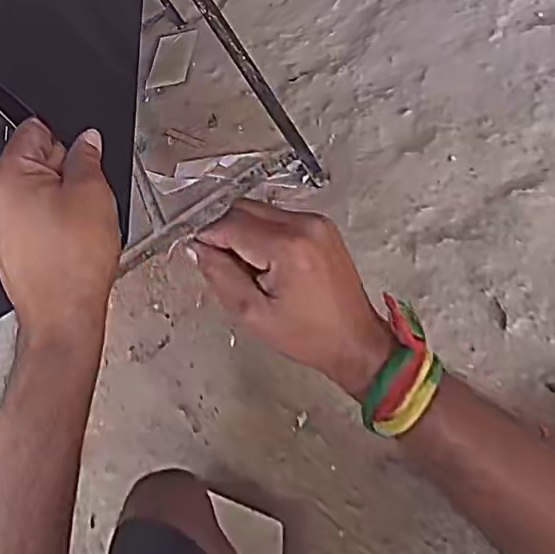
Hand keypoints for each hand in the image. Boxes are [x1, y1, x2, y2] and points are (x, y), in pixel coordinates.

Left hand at [0, 118, 120, 354]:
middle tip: (81, 197)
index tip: (80, 159)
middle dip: (61, 170)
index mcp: (4, 175)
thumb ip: (87, 155)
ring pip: (34, 187)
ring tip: (76, 223)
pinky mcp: (4, 242)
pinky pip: (30, 213)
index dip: (64, 140)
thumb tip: (87, 139)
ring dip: (57, 196)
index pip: (34, 130)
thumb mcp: (92, 193)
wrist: (63, 317)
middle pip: (33, 158)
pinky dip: (50, 218)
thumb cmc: (71, 264)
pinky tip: (67, 238)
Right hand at [187, 201, 394, 396]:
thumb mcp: (251, 314)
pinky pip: (274, 216)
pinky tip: (266, 261)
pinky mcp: (320, 225)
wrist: (358, 343)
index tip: (200, 256)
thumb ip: (218, 274)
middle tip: (224, 265)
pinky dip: (260, 233)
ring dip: (242, 232)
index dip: (207, 238)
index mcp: (287, 246)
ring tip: (249, 267)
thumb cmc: (307, 336)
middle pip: (241, 210)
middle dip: (224, 233)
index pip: (228, 224)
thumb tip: (197, 247)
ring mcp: (315, 222)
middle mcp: (304, 224)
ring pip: (256, 211)